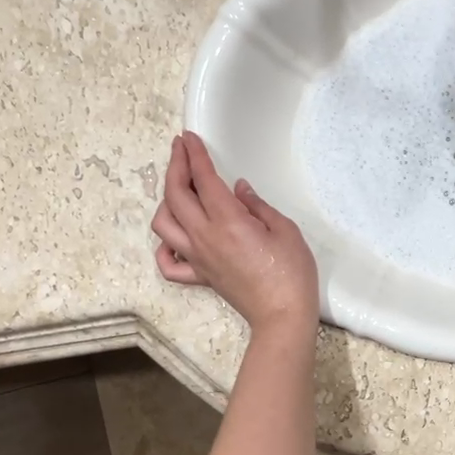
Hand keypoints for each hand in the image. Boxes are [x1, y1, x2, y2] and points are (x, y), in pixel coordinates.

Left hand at [151, 131, 319, 334]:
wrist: (283, 315)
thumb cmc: (291, 274)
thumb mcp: (285, 229)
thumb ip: (257, 206)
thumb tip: (239, 190)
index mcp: (227, 221)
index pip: (203, 179)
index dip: (194, 155)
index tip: (189, 139)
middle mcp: (205, 237)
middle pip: (175, 194)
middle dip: (175, 166)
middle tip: (181, 151)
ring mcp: (198, 258)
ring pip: (163, 224)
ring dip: (166, 201)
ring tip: (180, 191)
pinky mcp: (201, 277)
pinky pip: (169, 264)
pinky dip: (164, 249)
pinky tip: (174, 240)